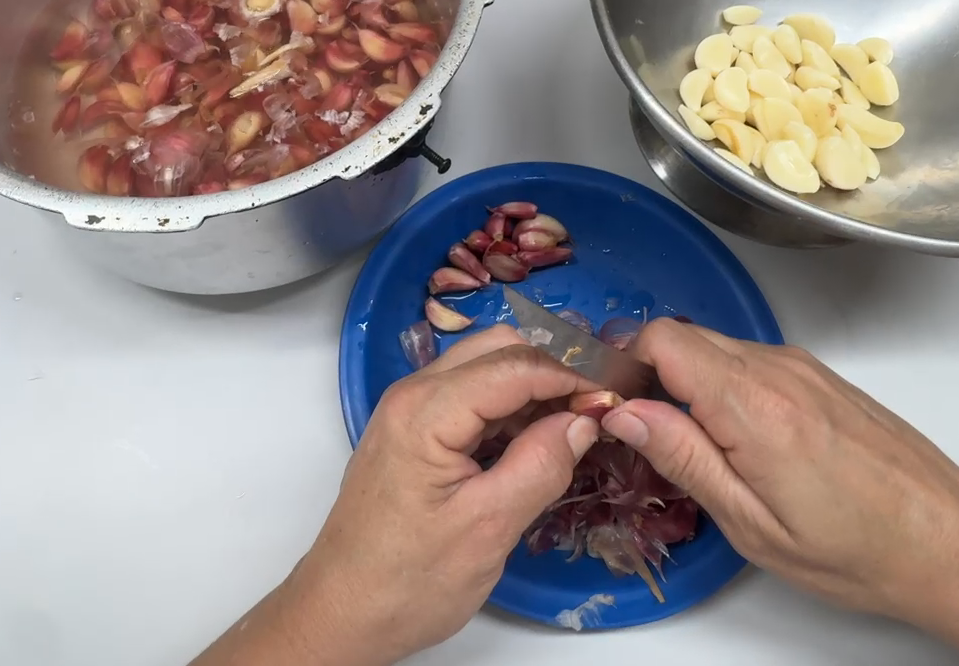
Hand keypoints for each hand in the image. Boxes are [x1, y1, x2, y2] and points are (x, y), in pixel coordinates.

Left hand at [191, 326, 598, 665]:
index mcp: (426, 410)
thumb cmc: (409, 579)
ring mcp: (410, 406)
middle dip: (552, 366)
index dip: (569, 374)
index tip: (615, 396)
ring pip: (483, 365)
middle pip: (496, 348)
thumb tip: (585, 420)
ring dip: (532, 382)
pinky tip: (539, 431)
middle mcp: (413, 391)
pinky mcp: (414, 426)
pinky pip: (469, 392)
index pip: (512, 365)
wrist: (343, 608)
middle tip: (599, 402)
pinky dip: (509, 402)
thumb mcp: (487, 529)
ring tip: (579, 416)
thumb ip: (540, 466)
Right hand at [600, 322, 958, 665]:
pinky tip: (738, 434)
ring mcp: (799, 365)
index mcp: (752, 403)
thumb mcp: (751, 525)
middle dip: (649, 372)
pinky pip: (746, 358)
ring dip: (685, 378)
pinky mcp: (817, 372)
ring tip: (696, 439)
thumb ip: (681, 456)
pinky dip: (721, 381)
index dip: (624, 362)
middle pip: (680, 337)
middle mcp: (775, 367)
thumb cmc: (857, 552)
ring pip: (712, 346)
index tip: (615, 402)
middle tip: (646, 427)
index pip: (660, 338)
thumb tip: (620, 411)